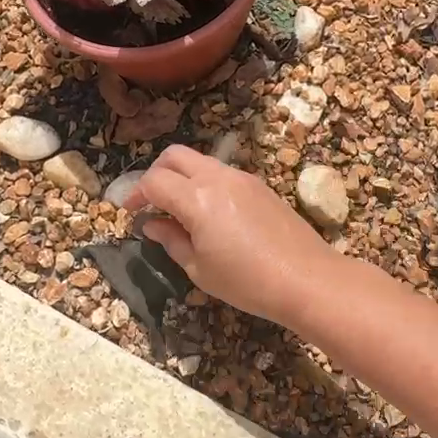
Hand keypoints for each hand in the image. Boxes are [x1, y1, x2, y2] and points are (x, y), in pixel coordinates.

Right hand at [120, 145, 340, 326]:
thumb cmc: (248, 282)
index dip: (136, 194)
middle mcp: (216, 177)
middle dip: (155, 173)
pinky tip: (210, 213)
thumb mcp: (200, 269)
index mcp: (196, 198)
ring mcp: (241, 177)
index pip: (154, 181)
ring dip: (181, 176)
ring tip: (179, 208)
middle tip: (150, 201)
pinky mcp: (258, 184)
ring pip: (199, 160)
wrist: (307, 279)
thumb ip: (172, 241)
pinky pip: (221, 172)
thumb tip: (153, 225)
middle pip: (174, 156)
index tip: (129, 212)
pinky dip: (204, 182)